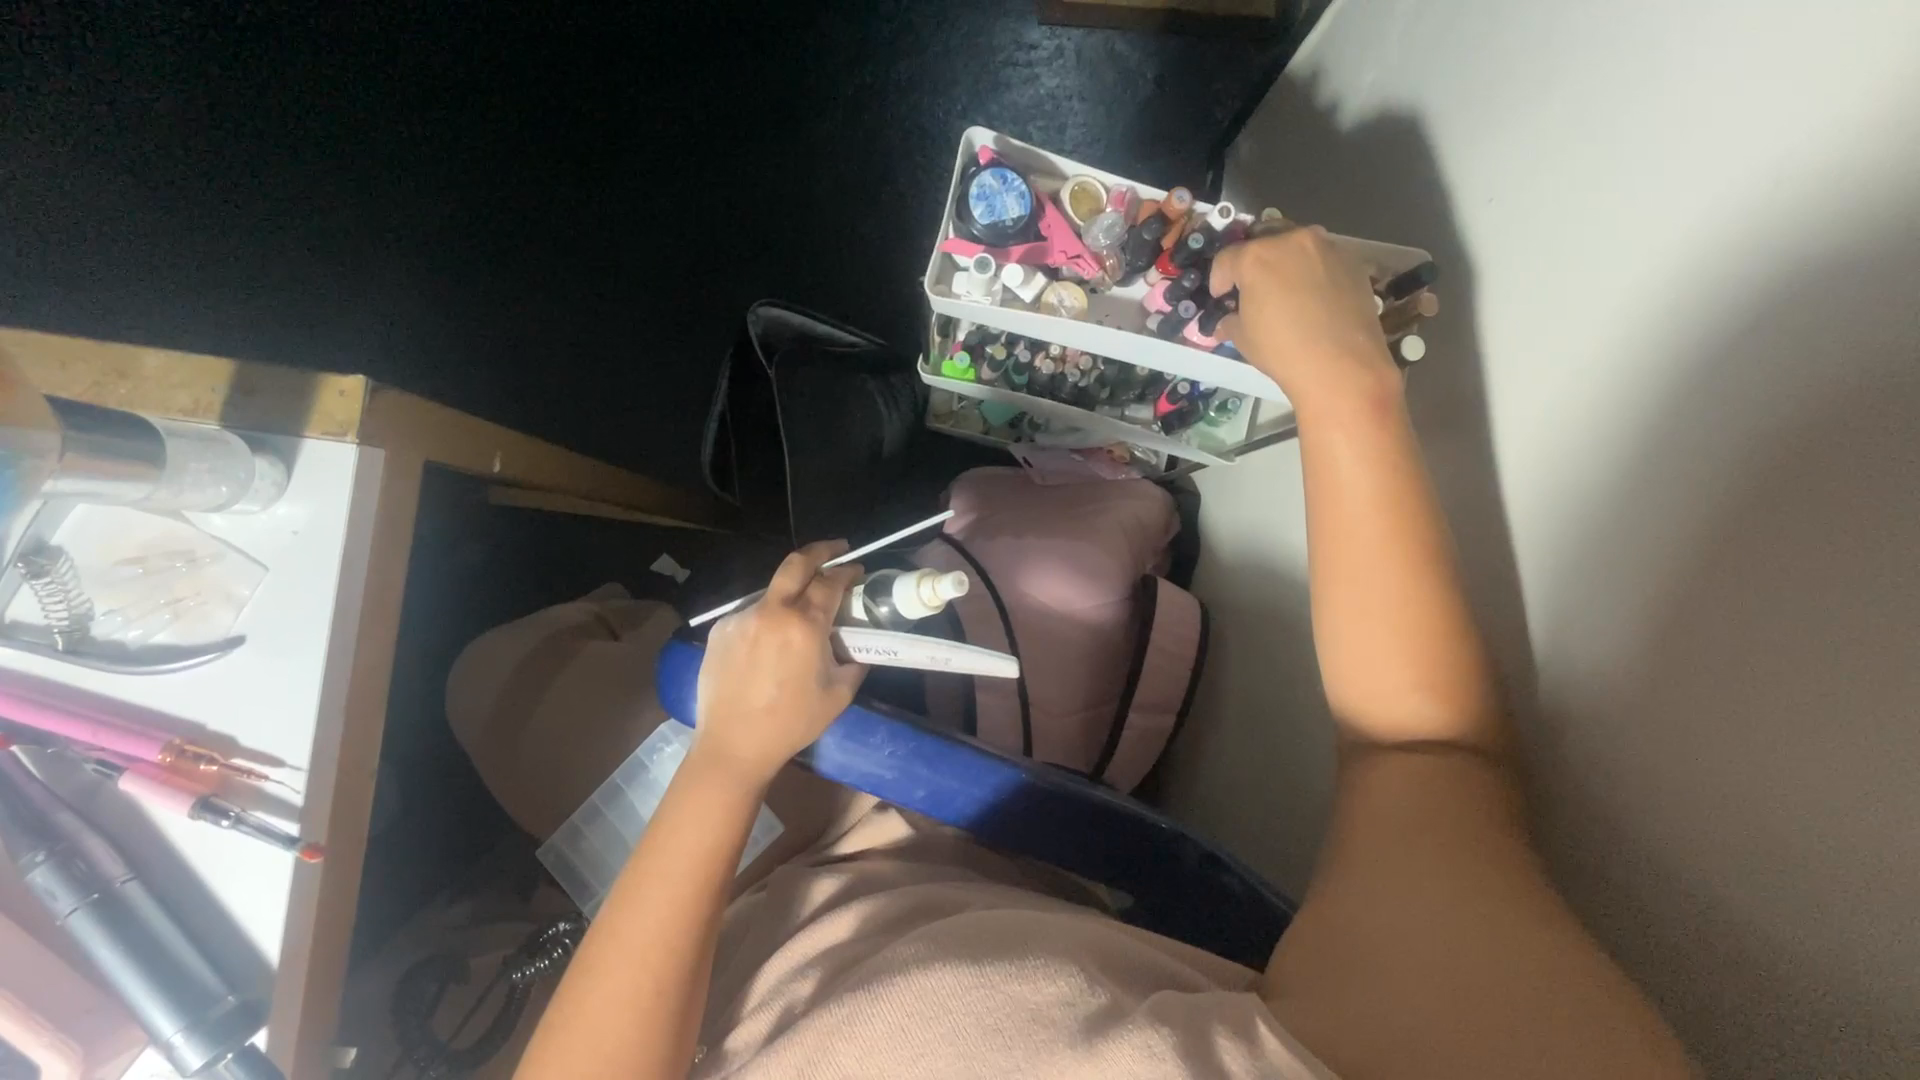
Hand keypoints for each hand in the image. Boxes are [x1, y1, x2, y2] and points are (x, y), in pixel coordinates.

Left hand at [692, 541, 867, 786]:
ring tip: (801, 610)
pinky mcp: (721, 629)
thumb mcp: (839, 694)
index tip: (858, 569)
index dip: (848, 571)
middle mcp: (772, 611)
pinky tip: (771, 641)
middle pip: (798, 563)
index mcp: (805, 625)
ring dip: (792, 590)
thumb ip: (854, 660)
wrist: (734, 744)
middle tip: (837, 549)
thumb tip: (857, 643)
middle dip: (822, 550)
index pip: (832, 582)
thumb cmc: (792, 723)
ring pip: (772, 589)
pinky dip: (768, 616)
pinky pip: (751, 612)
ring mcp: (742, 617)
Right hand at [1212, 226, 1400, 414]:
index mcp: (1257, 257)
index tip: (1221, 297)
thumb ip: (1231, 321)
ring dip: (1285, 261)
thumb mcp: (1243, 338)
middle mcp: (1292, 241)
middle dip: (1253, 260)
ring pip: (1297, 245)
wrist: (1341, 364)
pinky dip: (1312, 271)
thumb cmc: (1281, 350)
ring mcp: (1326, 248)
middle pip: (1264, 239)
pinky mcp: (1352, 261)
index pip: (1227, 258)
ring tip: (1285, 289)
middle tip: (1252, 286)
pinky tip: (1313, 297)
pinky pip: (1323, 259)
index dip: (1219, 279)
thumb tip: (1226, 323)